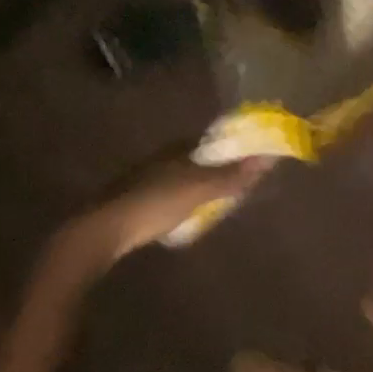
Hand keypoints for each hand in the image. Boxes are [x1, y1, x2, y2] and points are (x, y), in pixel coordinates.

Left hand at [66, 153, 279, 262]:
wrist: (102, 231)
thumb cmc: (157, 203)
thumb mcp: (201, 190)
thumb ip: (233, 176)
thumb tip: (270, 157)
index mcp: (180, 148)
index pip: (214, 141)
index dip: (232, 148)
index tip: (249, 160)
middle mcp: (163, 156)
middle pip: (198, 157)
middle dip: (215, 167)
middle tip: (234, 184)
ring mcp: (145, 177)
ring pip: (181, 175)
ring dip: (196, 185)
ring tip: (212, 201)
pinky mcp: (132, 199)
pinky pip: (167, 192)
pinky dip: (180, 199)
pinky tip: (183, 214)